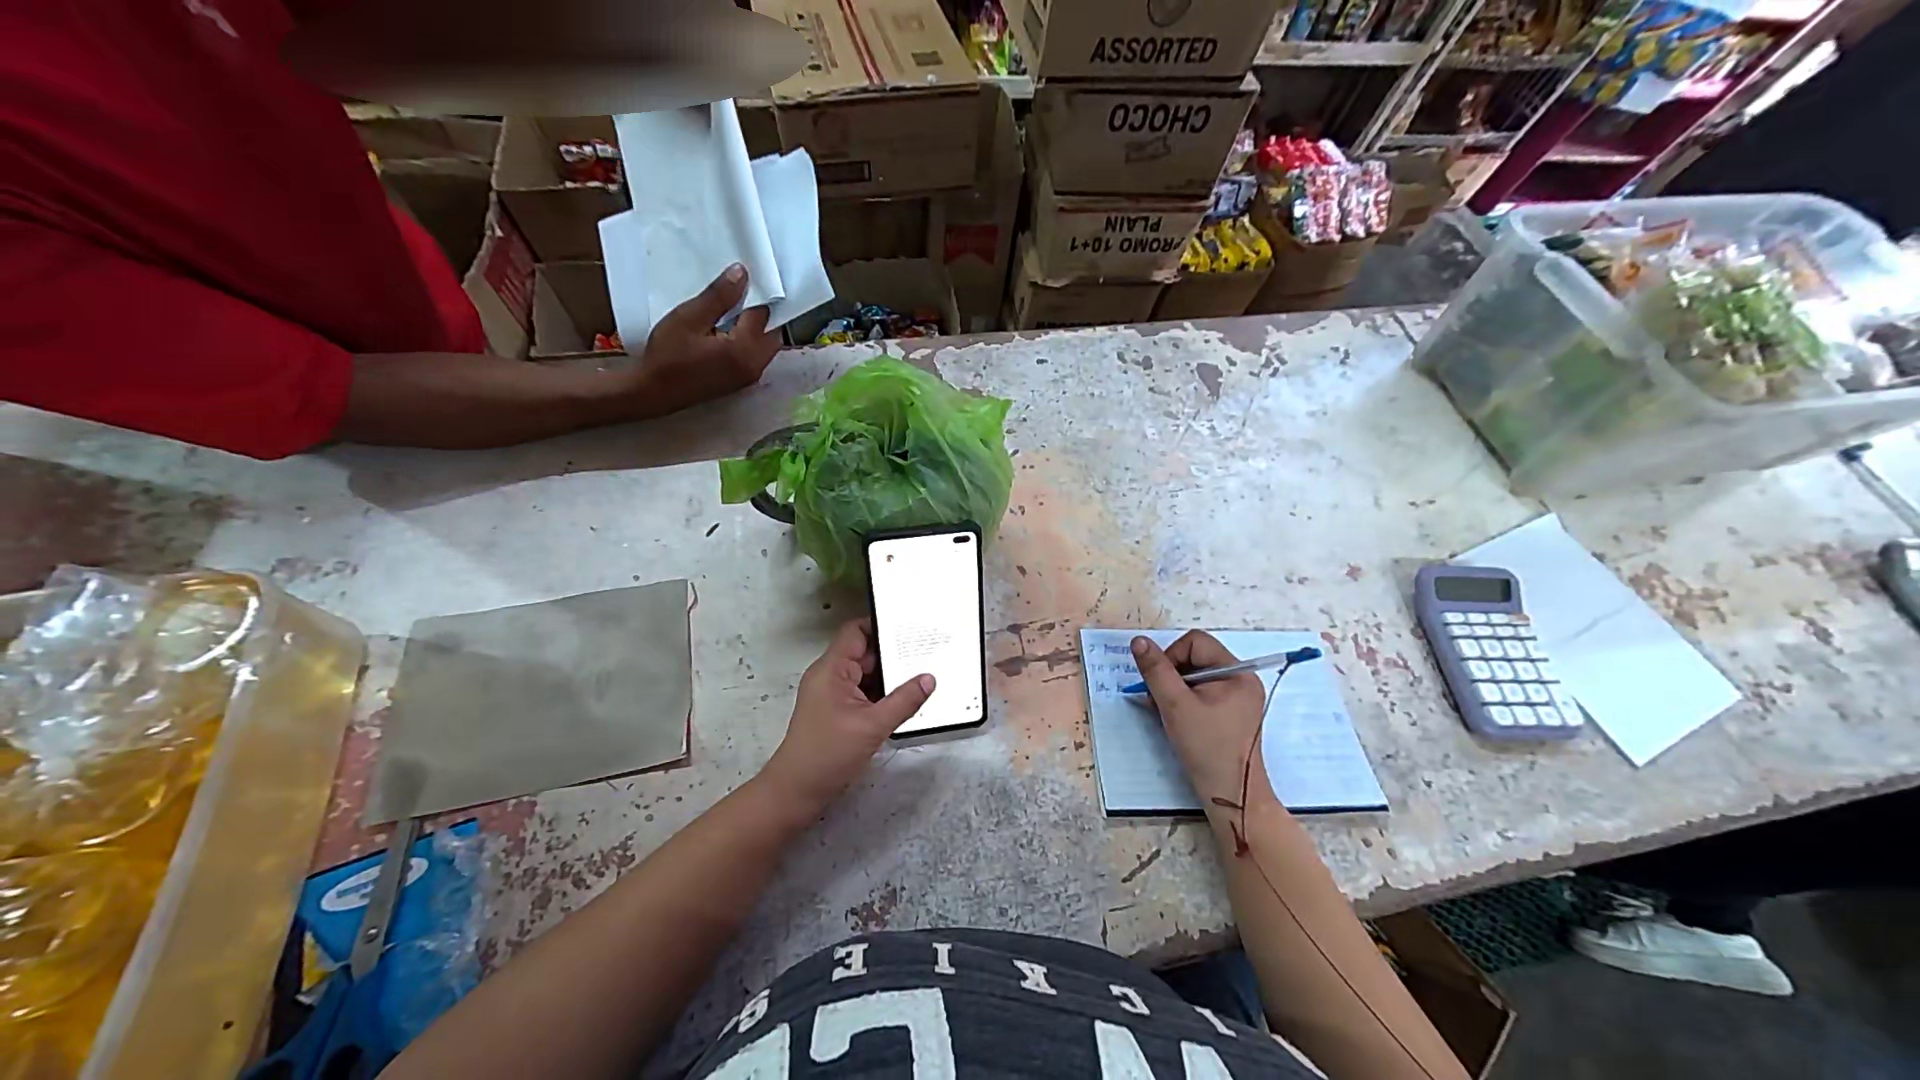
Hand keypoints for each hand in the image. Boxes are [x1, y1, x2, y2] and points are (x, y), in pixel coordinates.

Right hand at [626, 264, 780, 417]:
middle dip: (763, 310)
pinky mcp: (741, 380)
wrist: (653, 392)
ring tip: (736, 304)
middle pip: (773, 331)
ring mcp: (750, 376)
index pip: (764, 314)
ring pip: (766, 343)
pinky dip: (749, 338)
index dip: (758, 293)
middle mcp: (756, 365)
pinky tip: (731, 326)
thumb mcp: (689, 318)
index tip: (749, 274)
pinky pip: (755, 354)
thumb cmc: (668, 356)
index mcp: (746, 350)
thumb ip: (719, 296)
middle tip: (744, 289)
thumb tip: (742, 273)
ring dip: (756, 325)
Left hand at [760, 620, 933, 815]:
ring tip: (922, 674)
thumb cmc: (828, 754)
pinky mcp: (837, 711)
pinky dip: (882, 695)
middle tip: (927, 653)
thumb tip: (929, 678)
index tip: (911, 628)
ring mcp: (832, 694)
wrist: (797, 791)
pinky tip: (905, 700)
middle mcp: (830, 676)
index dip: (882, 626)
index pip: (856, 632)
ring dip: (889, 678)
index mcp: (831, 669)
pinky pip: (863, 693)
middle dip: (893, 654)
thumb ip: (905, 700)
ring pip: (865, 675)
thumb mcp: (873, 726)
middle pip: (864, 653)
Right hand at [1131, 632, 1266, 805]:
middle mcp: (1242, 680)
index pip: (1195, 642)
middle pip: (1196, 657)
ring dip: (1174, 688)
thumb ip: (1155, 670)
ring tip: (1164, 710)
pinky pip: (1202, 692)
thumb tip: (1139, 641)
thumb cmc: (1206, 747)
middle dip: (1171, 674)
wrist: (1230, 793)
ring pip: (1196, 676)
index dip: (1171, 656)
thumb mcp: (1175, 705)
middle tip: (1158, 698)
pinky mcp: (1231, 713)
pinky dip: (1184, 700)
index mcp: (1238, 673)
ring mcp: (1238, 698)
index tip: (1159, 683)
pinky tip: (1174, 717)